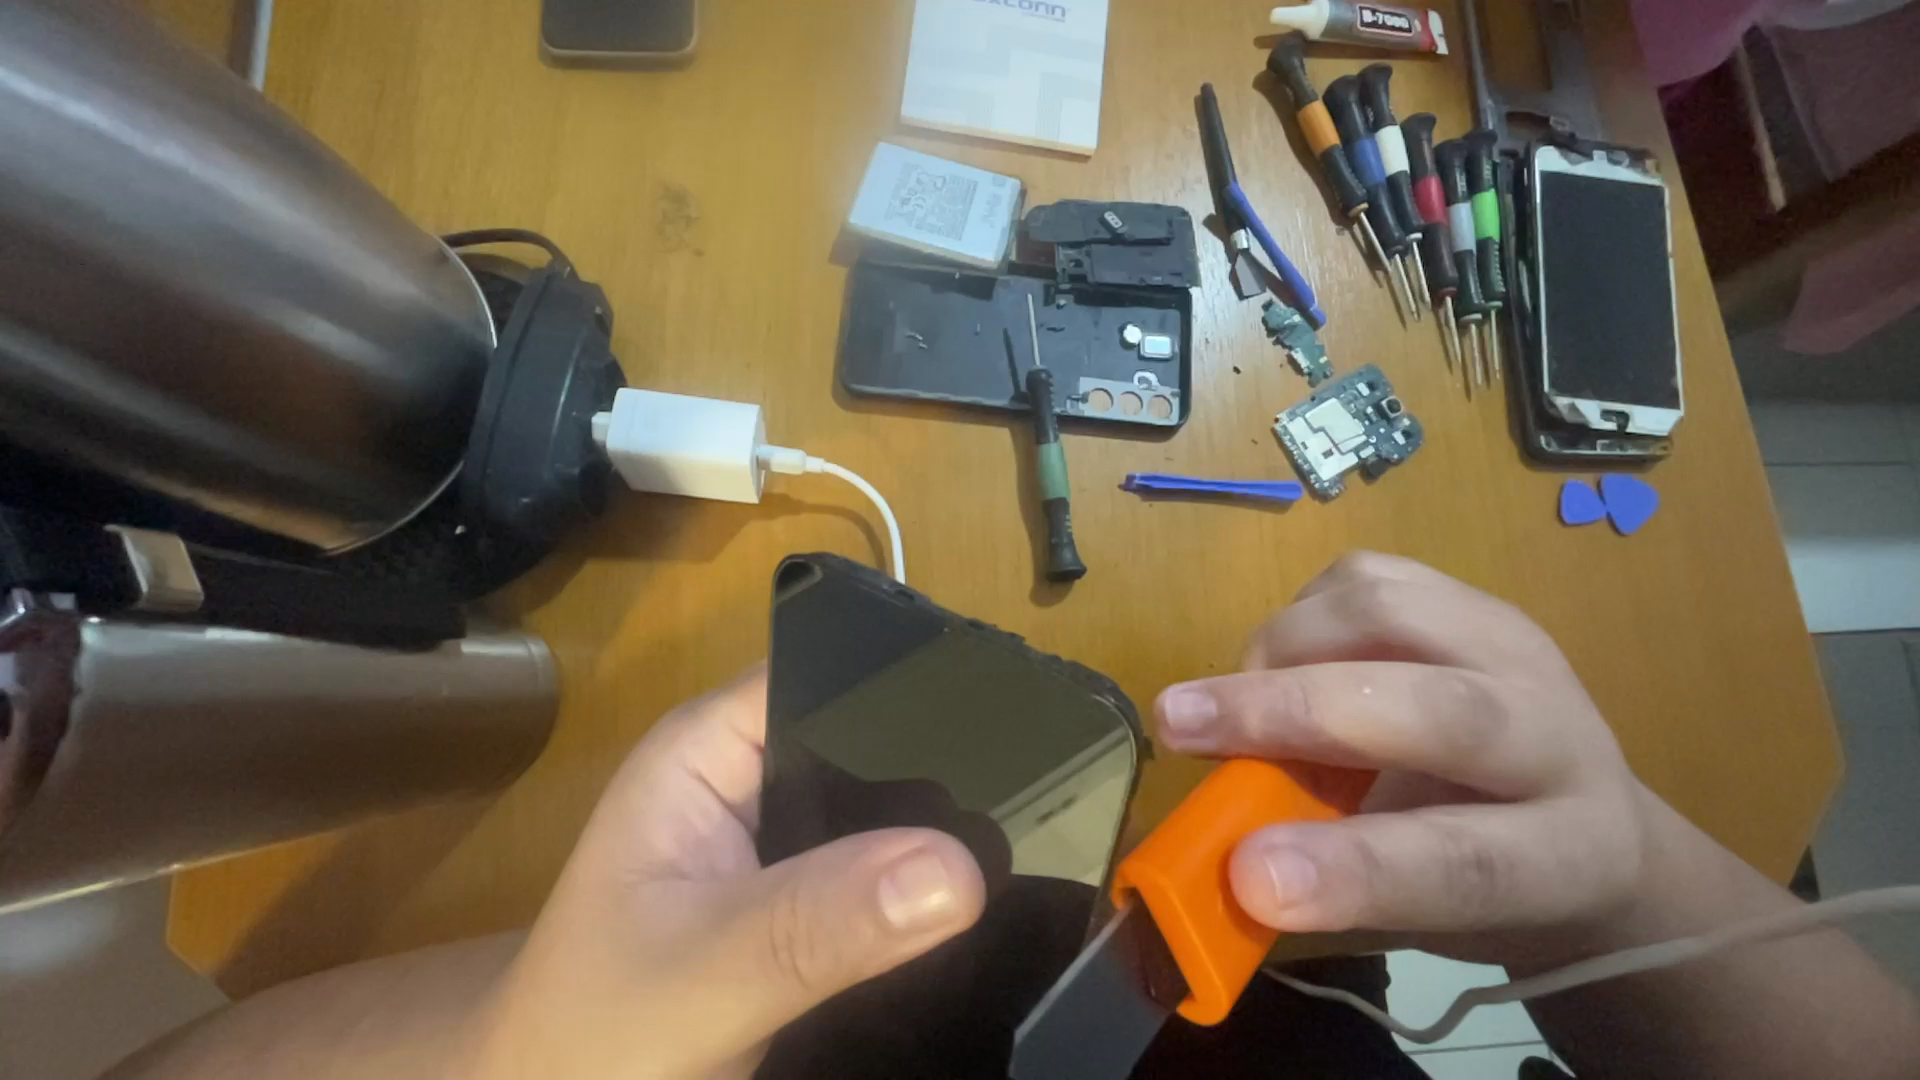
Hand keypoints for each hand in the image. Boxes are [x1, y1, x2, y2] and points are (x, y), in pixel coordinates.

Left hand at [462, 668, 985, 1078]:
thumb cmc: (588, 1036)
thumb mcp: (703, 978)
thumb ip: (819, 924)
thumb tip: (960, 873)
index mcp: (710, 744)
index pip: (829, 676)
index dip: (914, 690)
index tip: (1008, 724)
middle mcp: (750, 767)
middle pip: (867, 733)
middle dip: (943, 760)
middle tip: (1041, 792)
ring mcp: (776, 828)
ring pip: (880, 799)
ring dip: (939, 822)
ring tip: (1030, 834)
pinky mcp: (800, 885)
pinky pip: (879, 861)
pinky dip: (922, 877)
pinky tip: (986, 891)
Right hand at [1154, 552, 1650, 964]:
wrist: (1580, 811)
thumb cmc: (1483, 883)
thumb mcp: (1420, 915)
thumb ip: (1330, 885)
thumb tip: (1225, 853)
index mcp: (1566, 855)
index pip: (1466, 861)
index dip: (1351, 868)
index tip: (1249, 876)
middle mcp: (1557, 736)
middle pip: (1434, 709)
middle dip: (1288, 712)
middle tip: (1179, 724)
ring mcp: (1513, 645)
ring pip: (1386, 608)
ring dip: (1282, 649)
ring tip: (1238, 696)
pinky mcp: (1467, 596)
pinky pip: (1364, 575)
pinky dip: (1301, 612)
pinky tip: (1287, 658)